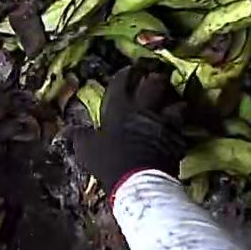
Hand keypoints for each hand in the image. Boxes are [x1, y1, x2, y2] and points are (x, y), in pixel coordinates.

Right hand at [75, 64, 185, 193]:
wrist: (139, 179)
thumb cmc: (109, 160)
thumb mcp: (86, 148)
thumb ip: (79, 136)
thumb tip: (67, 130)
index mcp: (120, 106)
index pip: (122, 80)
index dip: (126, 73)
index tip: (129, 70)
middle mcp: (145, 108)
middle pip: (156, 83)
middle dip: (156, 80)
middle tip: (155, 81)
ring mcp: (165, 122)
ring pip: (177, 104)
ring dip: (175, 105)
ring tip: (173, 107)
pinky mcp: (178, 139)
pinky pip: (182, 130)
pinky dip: (179, 131)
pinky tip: (176, 134)